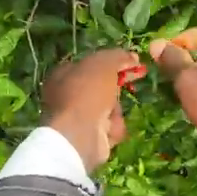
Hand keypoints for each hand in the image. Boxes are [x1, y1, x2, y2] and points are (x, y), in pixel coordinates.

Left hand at [41, 48, 140, 171]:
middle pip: (102, 87)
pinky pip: (109, 128)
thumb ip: (118, 56)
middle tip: (133, 82)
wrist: (79, 136)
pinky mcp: (87, 138)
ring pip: (108, 109)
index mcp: (63, 74)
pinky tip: (109, 130)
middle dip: (116, 89)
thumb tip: (132, 57)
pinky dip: (113, 128)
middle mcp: (66, 96)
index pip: (91, 64)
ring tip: (111, 114)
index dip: (113, 62)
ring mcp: (76, 119)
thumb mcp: (104, 64)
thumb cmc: (87, 93)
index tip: (132, 63)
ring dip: (115, 111)